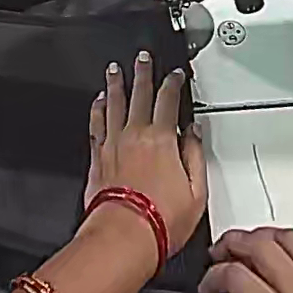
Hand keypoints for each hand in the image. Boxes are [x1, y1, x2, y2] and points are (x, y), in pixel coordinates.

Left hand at [85, 52, 206, 265]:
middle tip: (142, 58)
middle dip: (142, 73)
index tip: (175, 75)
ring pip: (114, 103)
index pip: (168, 101)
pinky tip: (98, 101)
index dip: (172, 84)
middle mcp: (135, 135)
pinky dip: (98, 109)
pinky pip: (97, 123)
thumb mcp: (196, 191)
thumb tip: (193, 134)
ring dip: (115, 83)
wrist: (124, 234)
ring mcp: (113, 143)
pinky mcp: (97, 156)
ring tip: (115, 69)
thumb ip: (194, 156)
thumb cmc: (161, 219)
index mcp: (162, 140)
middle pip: (139, 94)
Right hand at [199, 228, 292, 292]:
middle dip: (230, 242)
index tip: (206, 288)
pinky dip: (291, 242)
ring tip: (243, 246)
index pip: (237, 277)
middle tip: (215, 256)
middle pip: (260, 244)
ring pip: (288, 238)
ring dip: (259, 235)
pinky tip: (283, 253)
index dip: (212, 276)